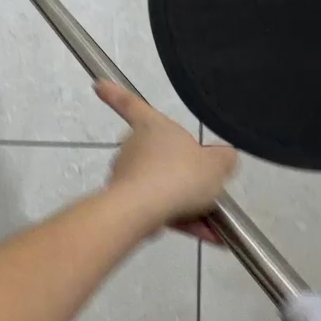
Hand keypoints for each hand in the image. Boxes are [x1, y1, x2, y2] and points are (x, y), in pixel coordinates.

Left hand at [93, 81, 235, 232]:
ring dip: (187, 204)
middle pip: (161, 157)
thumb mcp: (217, 164)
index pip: (132, 104)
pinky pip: (158, 208)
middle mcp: (133, 146)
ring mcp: (126, 174)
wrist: (143, 209)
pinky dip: (181, 220)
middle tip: (206, 191)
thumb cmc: (179, 175)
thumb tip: (221, 158)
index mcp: (151, 127)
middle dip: (183, 175)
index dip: (116, 94)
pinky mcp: (124, 200)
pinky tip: (207, 236)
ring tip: (211, 222)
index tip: (97, 84)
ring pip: (162, 187)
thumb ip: (222, 158)